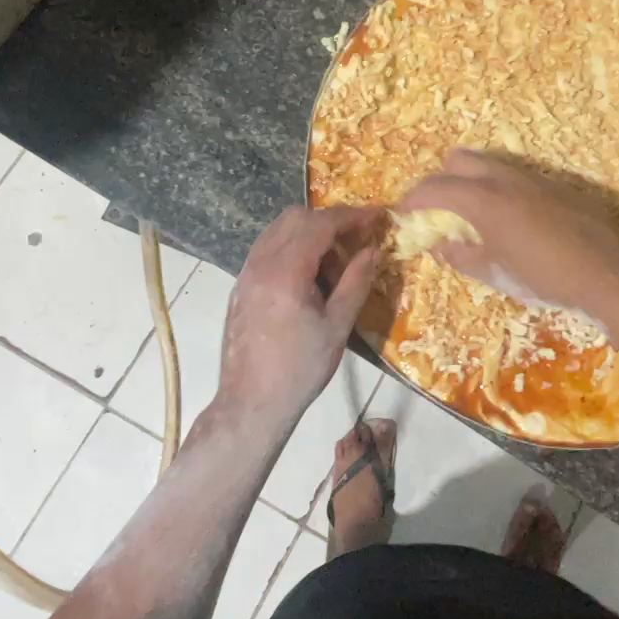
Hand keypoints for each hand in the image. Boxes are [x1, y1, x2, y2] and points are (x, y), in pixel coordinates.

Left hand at [218, 206, 381, 424]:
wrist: (251, 402)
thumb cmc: (300, 368)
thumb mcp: (336, 326)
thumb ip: (355, 282)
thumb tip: (373, 250)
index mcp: (285, 270)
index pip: (320, 224)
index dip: (351, 216)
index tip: (377, 216)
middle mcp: (260, 262)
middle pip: (296, 217)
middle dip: (329, 220)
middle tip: (357, 240)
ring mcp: (246, 273)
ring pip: (278, 230)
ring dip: (309, 233)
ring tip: (335, 261)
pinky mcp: (241, 286)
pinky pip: (268, 249)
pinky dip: (292, 247)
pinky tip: (310, 275)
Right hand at [397, 150, 618, 313]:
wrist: (608, 274)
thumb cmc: (545, 278)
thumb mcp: (495, 274)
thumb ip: (460, 255)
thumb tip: (437, 245)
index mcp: (483, 200)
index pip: (434, 188)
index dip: (412, 200)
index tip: (402, 214)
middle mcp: (505, 179)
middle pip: (457, 161)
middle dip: (439, 181)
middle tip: (435, 211)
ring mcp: (532, 178)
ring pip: (487, 164)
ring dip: (469, 181)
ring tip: (468, 214)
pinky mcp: (554, 185)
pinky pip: (512, 175)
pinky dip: (495, 187)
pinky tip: (505, 218)